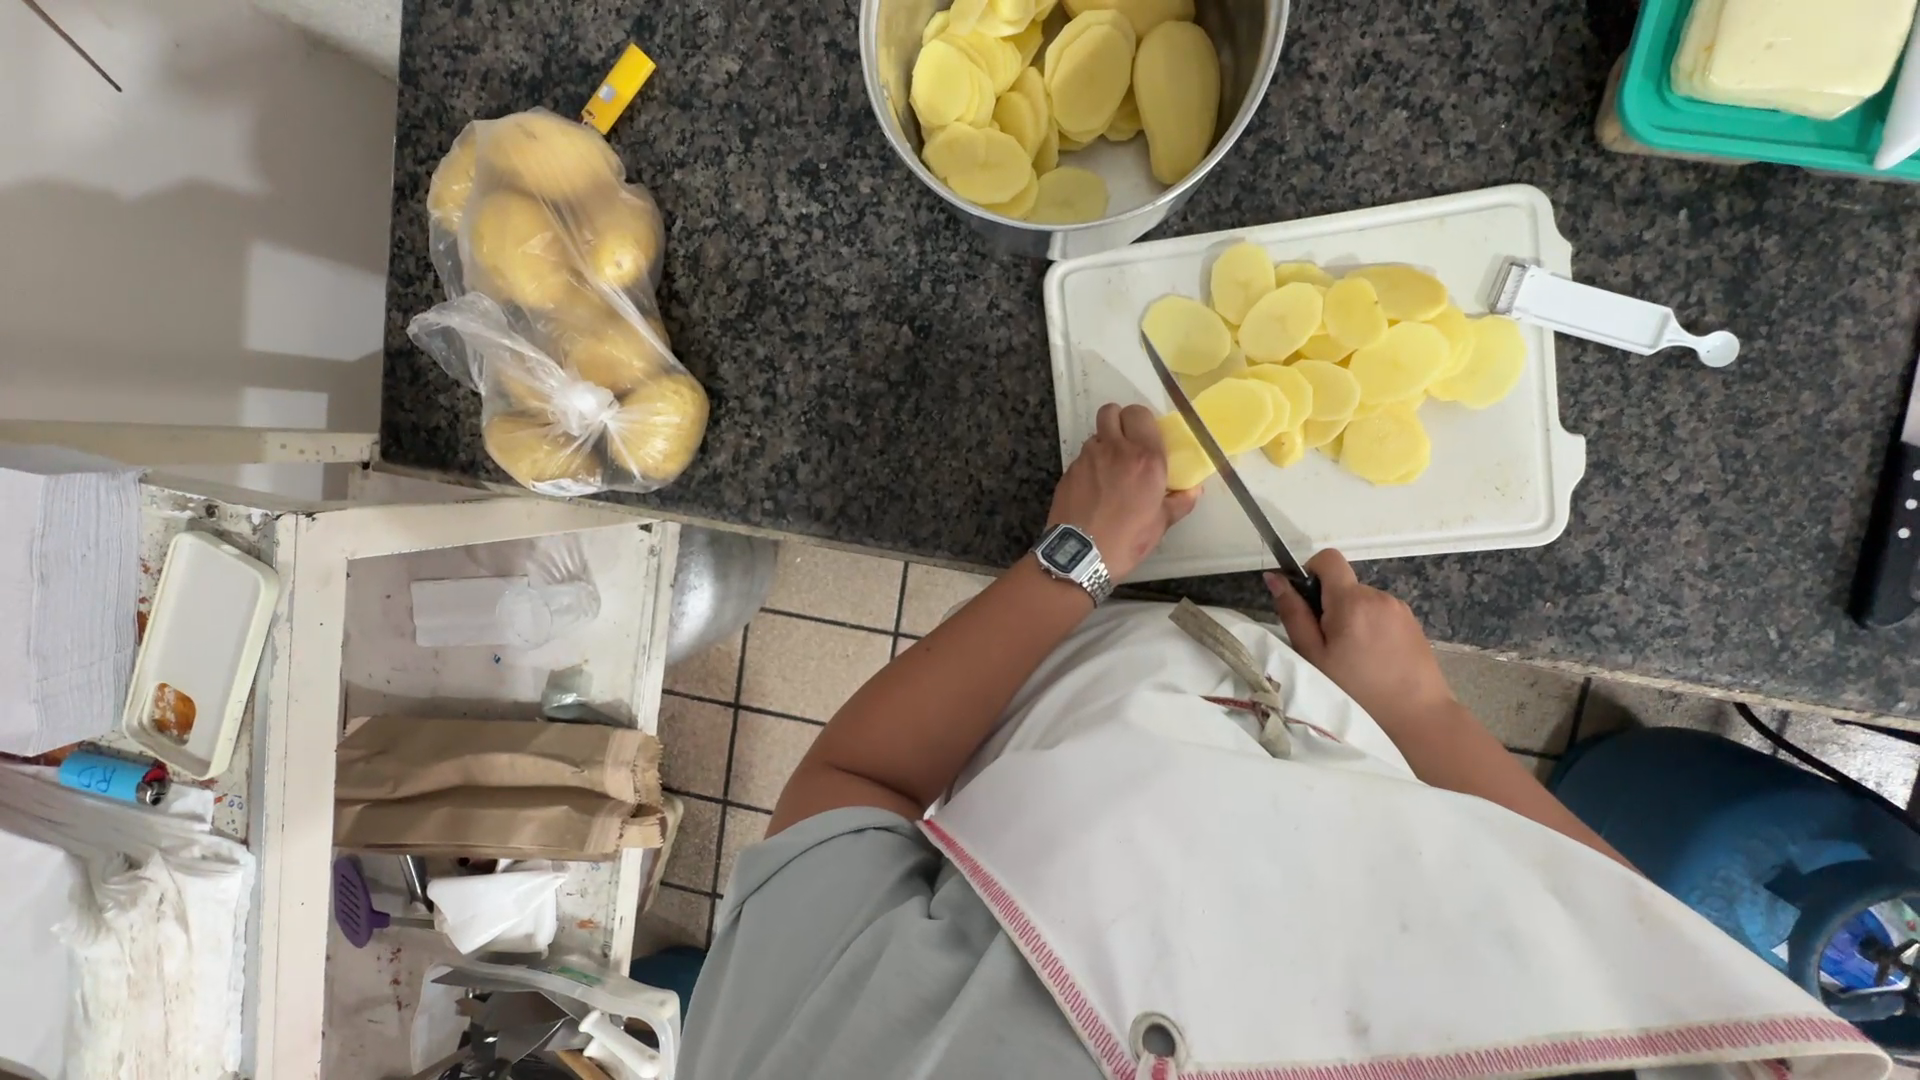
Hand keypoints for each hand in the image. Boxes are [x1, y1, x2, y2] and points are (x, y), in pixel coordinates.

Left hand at [1048, 403, 1199, 579]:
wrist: (1080, 554)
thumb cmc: (1126, 540)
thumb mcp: (1160, 524)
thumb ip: (1179, 502)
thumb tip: (1193, 491)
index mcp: (1144, 458)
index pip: (1140, 414)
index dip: (1142, 421)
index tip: (1146, 438)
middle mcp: (1114, 450)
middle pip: (1111, 411)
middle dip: (1119, 421)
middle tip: (1126, 443)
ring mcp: (1087, 459)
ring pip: (1095, 434)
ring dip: (1104, 444)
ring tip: (1110, 469)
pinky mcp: (1068, 471)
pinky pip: (1082, 456)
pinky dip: (1089, 464)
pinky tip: (1094, 487)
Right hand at [1267, 549, 1456, 729]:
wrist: (1417, 717)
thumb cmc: (1355, 690)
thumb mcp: (1312, 655)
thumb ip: (1293, 613)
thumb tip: (1274, 578)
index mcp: (1351, 600)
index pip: (1328, 558)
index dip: (1311, 572)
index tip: (1306, 603)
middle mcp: (1378, 596)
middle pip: (1343, 584)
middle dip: (1329, 605)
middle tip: (1327, 645)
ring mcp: (1399, 608)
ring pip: (1361, 601)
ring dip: (1351, 618)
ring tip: (1352, 656)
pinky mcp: (1412, 623)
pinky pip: (1380, 613)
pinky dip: (1370, 627)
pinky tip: (1373, 658)